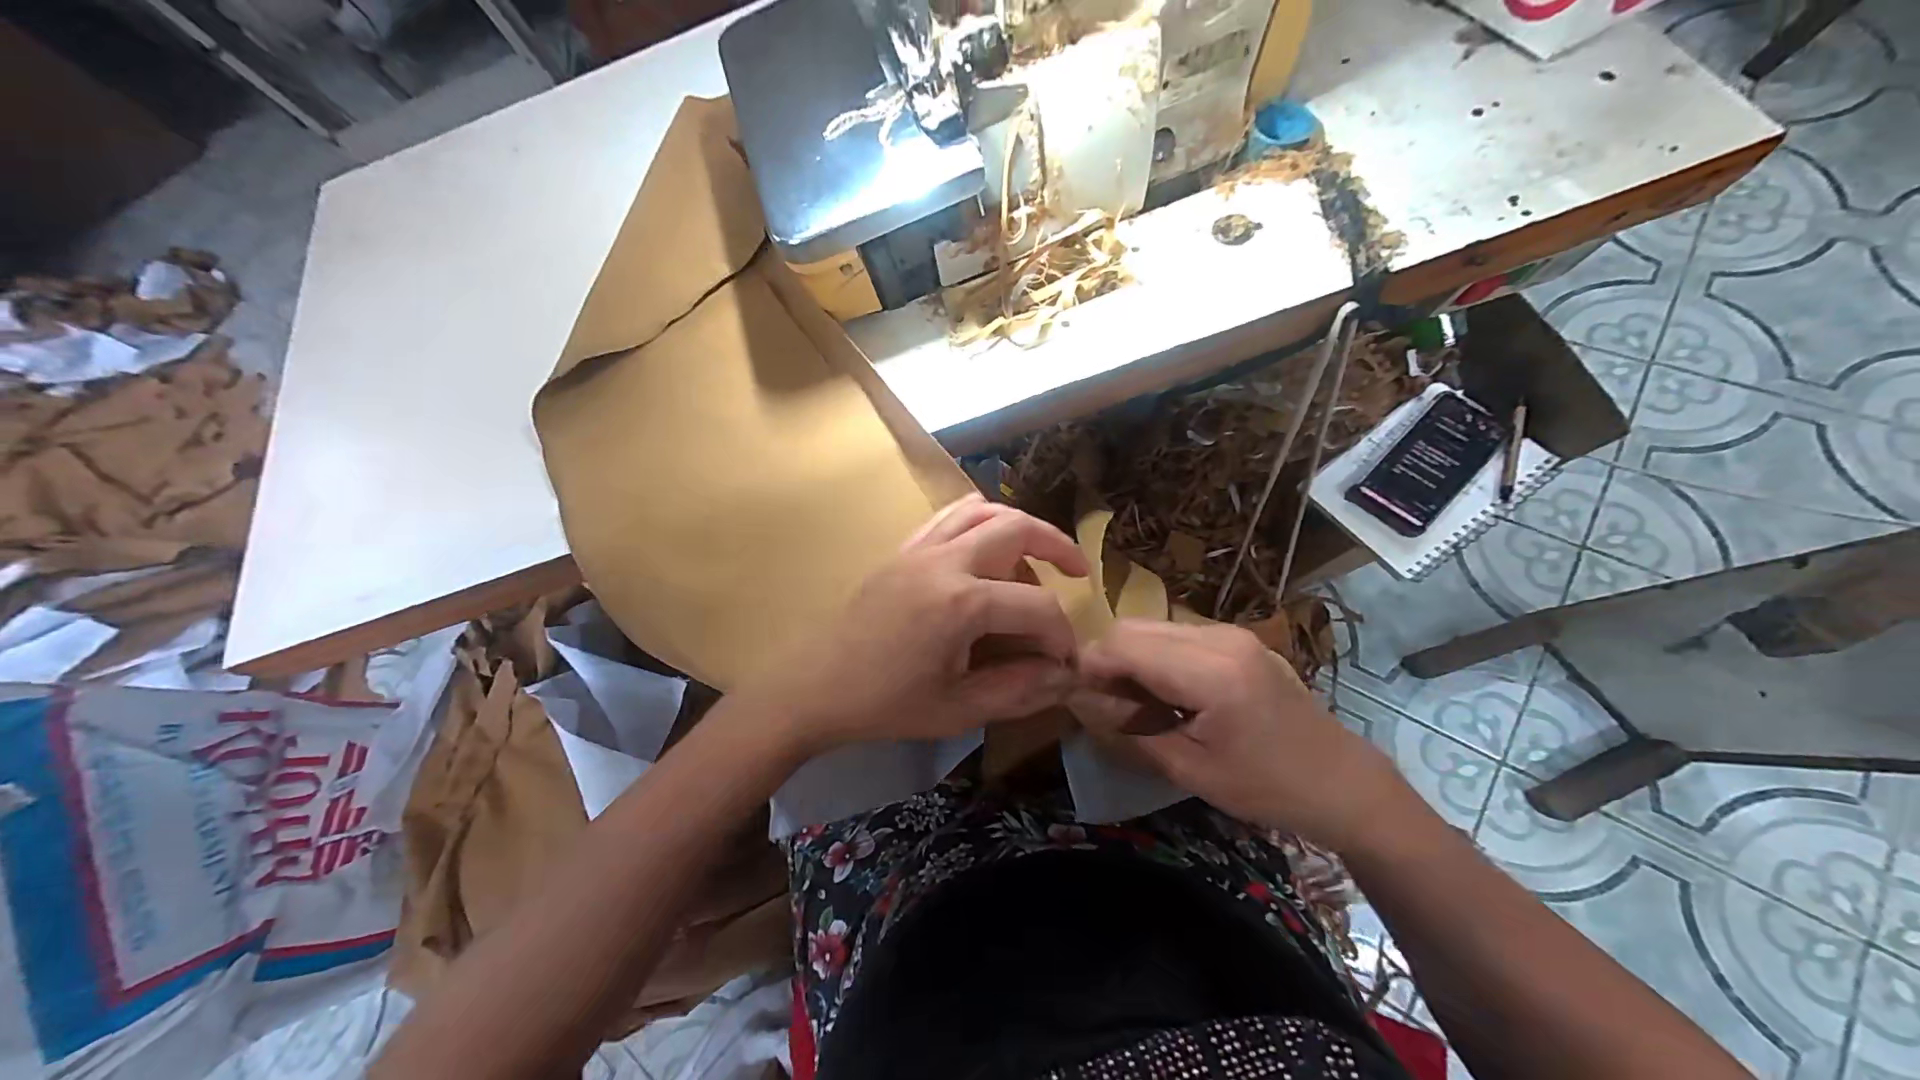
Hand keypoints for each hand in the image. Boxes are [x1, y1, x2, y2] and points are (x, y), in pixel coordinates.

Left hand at [746, 494, 1088, 753]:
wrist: (813, 688)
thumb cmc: (884, 704)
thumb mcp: (957, 710)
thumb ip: (1018, 689)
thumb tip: (1064, 676)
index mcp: (961, 603)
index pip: (1036, 605)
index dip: (1061, 634)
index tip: (1063, 663)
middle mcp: (943, 561)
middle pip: (1017, 528)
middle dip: (1057, 546)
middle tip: (1077, 572)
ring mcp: (918, 549)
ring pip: (982, 509)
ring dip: (1019, 525)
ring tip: (1035, 555)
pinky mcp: (901, 550)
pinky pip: (948, 516)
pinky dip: (979, 520)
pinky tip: (986, 549)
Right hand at [1074, 619, 1414, 852]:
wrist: (1343, 782)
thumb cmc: (1267, 787)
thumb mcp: (1190, 768)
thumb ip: (1128, 728)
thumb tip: (1075, 699)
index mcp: (1211, 671)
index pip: (1123, 645)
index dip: (1089, 667)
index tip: (1076, 699)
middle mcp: (1219, 637)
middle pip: (1133, 627)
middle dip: (1107, 660)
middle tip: (1106, 705)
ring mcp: (1232, 633)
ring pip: (1152, 627)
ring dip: (1131, 658)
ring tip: (1136, 703)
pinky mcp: (1238, 639)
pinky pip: (1177, 634)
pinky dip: (1156, 657)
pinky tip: (1167, 694)